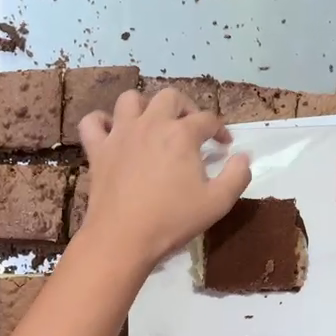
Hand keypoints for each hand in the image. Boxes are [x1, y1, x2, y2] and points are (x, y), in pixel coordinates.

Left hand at [78, 88, 250, 270]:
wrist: (123, 238)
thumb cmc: (172, 220)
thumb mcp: (218, 203)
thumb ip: (237, 175)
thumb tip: (243, 156)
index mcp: (182, 134)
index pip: (207, 119)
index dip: (220, 130)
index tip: (224, 146)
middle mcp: (151, 124)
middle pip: (170, 97)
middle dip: (185, 108)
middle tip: (190, 129)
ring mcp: (120, 134)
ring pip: (129, 99)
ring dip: (144, 106)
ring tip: (152, 124)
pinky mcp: (98, 150)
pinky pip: (92, 122)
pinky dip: (101, 122)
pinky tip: (112, 133)